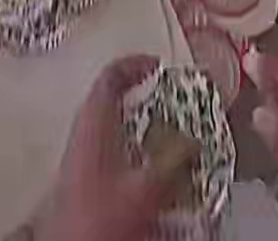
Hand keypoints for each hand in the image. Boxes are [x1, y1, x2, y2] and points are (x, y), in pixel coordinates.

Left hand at [31, 56, 195, 240]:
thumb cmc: (99, 213)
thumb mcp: (144, 187)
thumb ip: (173, 163)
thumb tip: (195, 143)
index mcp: (95, 118)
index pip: (112, 74)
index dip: (136, 63)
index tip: (159, 65)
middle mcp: (85, 128)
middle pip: (112, 97)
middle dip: (142, 95)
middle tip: (168, 98)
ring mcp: (82, 152)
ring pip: (113, 124)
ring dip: (139, 124)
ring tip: (166, 133)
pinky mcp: (83, 175)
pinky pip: (111, 149)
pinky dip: (132, 149)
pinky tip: (150, 169)